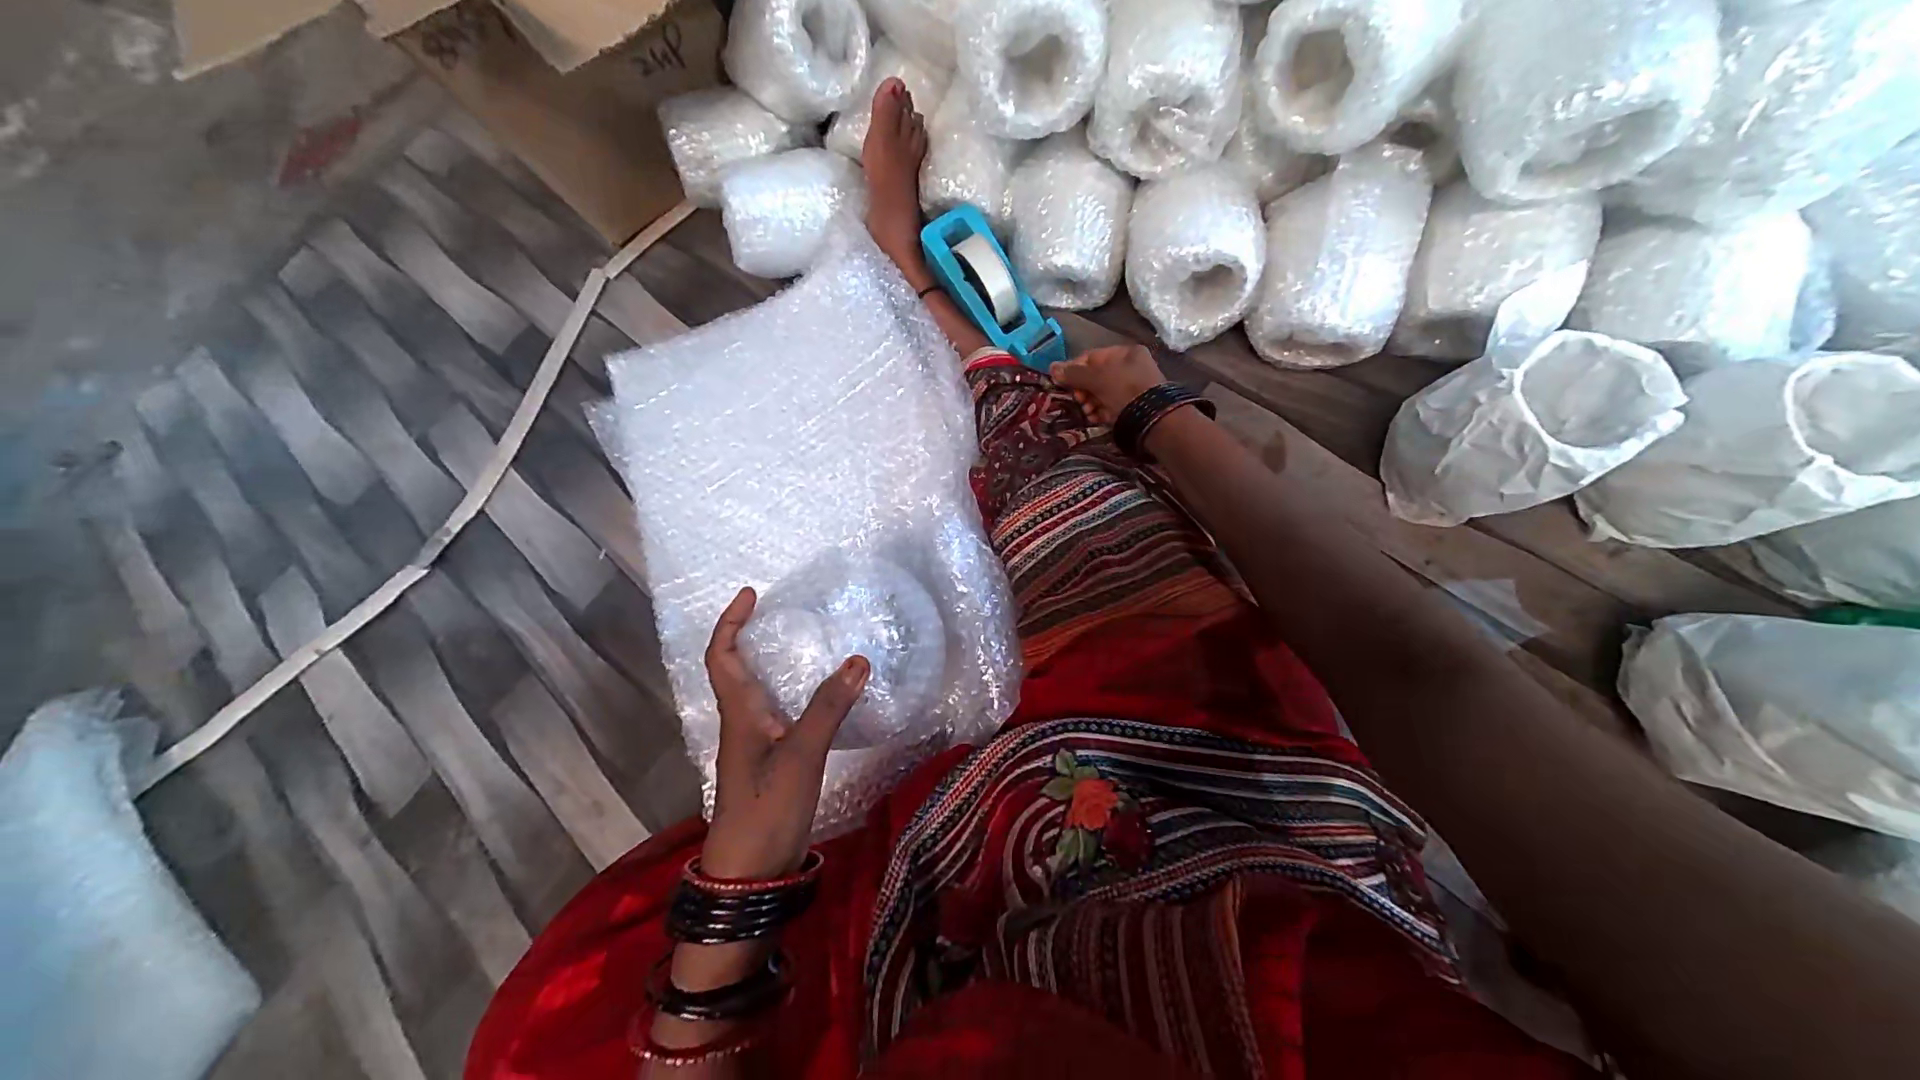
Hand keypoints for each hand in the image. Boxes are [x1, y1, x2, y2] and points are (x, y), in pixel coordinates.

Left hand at [700, 587, 868, 880]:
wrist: (750, 875)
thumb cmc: (765, 810)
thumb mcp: (801, 755)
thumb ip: (829, 708)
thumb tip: (858, 659)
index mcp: (739, 714)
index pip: (721, 656)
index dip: (730, 622)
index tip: (750, 594)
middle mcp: (741, 722)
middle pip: (735, 669)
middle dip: (751, 636)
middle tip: (784, 614)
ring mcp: (754, 744)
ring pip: (756, 691)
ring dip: (771, 663)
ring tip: (806, 644)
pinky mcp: (769, 762)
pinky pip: (777, 713)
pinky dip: (793, 693)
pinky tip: (820, 697)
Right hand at [1049, 345, 1166, 425]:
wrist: (1152, 419)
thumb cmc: (1124, 389)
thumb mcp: (1096, 379)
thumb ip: (1073, 374)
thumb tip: (1052, 368)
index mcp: (1126, 353)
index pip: (1092, 357)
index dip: (1074, 368)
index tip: (1062, 381)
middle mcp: (1132, 368)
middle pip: (1097, 376)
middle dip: (1083, 389)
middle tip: (1077, 399)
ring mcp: (1134, 388)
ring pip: (1102, 393)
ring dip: (1089, 402)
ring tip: (1085, 411)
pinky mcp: (1133, 407)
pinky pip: (1111, 406)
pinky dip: (1100, 412)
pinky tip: (1094, 418)